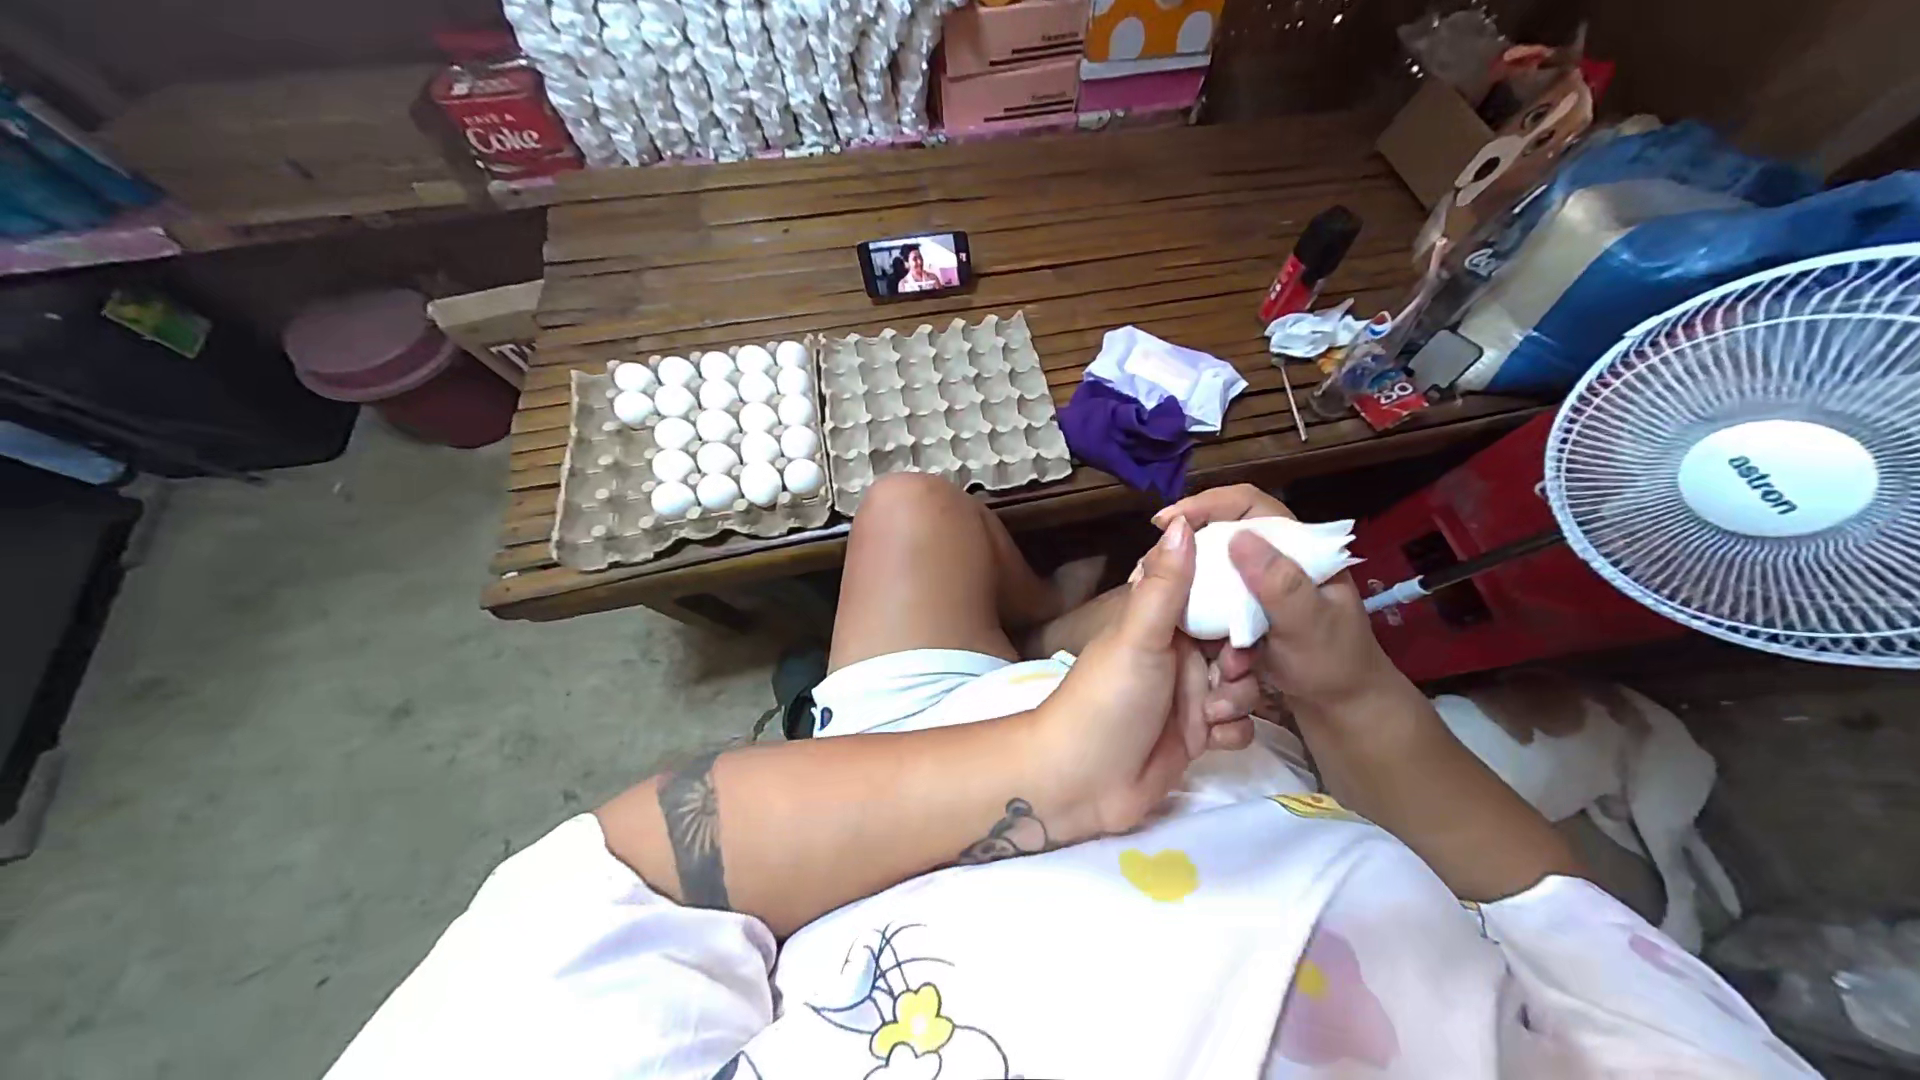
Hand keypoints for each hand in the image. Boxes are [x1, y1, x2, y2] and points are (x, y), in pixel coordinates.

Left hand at [1030, 516, 1260, 837]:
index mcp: (1159, 623)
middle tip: (1226, 675)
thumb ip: (1167, 585)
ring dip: (1236, 700)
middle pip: (1236, 646)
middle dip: (1241, 662)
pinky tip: (1208, 741)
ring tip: (1209, 715)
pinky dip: (1230, 732)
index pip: (1212, 598)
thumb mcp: (1138, 637)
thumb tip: (1184, 521)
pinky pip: (1236, 726)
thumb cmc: (1106, 699)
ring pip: (1241, 687)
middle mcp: (1175, 655)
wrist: (1081, 782)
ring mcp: (1186, 697)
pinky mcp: (1195, 736)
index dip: (1238, 605)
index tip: (1253, 614)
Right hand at [1153, 485, 1399, 710]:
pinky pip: (1206, 592)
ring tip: (1151, 583)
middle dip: (1185, 540)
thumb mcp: (1310, 623)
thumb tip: (1237, 538)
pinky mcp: (1240, 606)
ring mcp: (1254, 582)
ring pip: (1209, 561)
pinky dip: (1187, 598)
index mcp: (1296, 546)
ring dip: (1183, 572)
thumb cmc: (1333, 661)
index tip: (1170, 520)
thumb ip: (1279, 582)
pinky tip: (1169, 609)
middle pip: (1220, 528)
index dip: (1208, 503)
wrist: (1338, 705)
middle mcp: (1272, 555)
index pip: (1248, 504)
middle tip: (1151, 558)